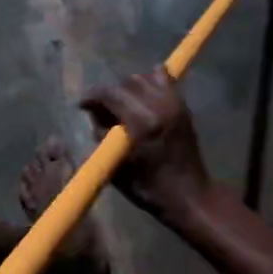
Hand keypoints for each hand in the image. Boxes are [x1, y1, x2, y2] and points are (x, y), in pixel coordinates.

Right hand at [80, 66, 210, 219]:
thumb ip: (102, 136)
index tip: (82, 105)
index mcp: (141, 123)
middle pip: (126, 83)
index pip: (110, 94)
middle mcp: (159, 106)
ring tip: (123, 103)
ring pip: (145, 78)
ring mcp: (174, 104)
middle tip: (102, 109)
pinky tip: (145, 93)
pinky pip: (166, 80)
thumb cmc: (150, 188)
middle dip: (110, 93)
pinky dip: (152, 80)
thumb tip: (95, 116)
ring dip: (129, 87)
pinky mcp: (183, 107)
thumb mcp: (116, 167)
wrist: (190, 195)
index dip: (92, 96)